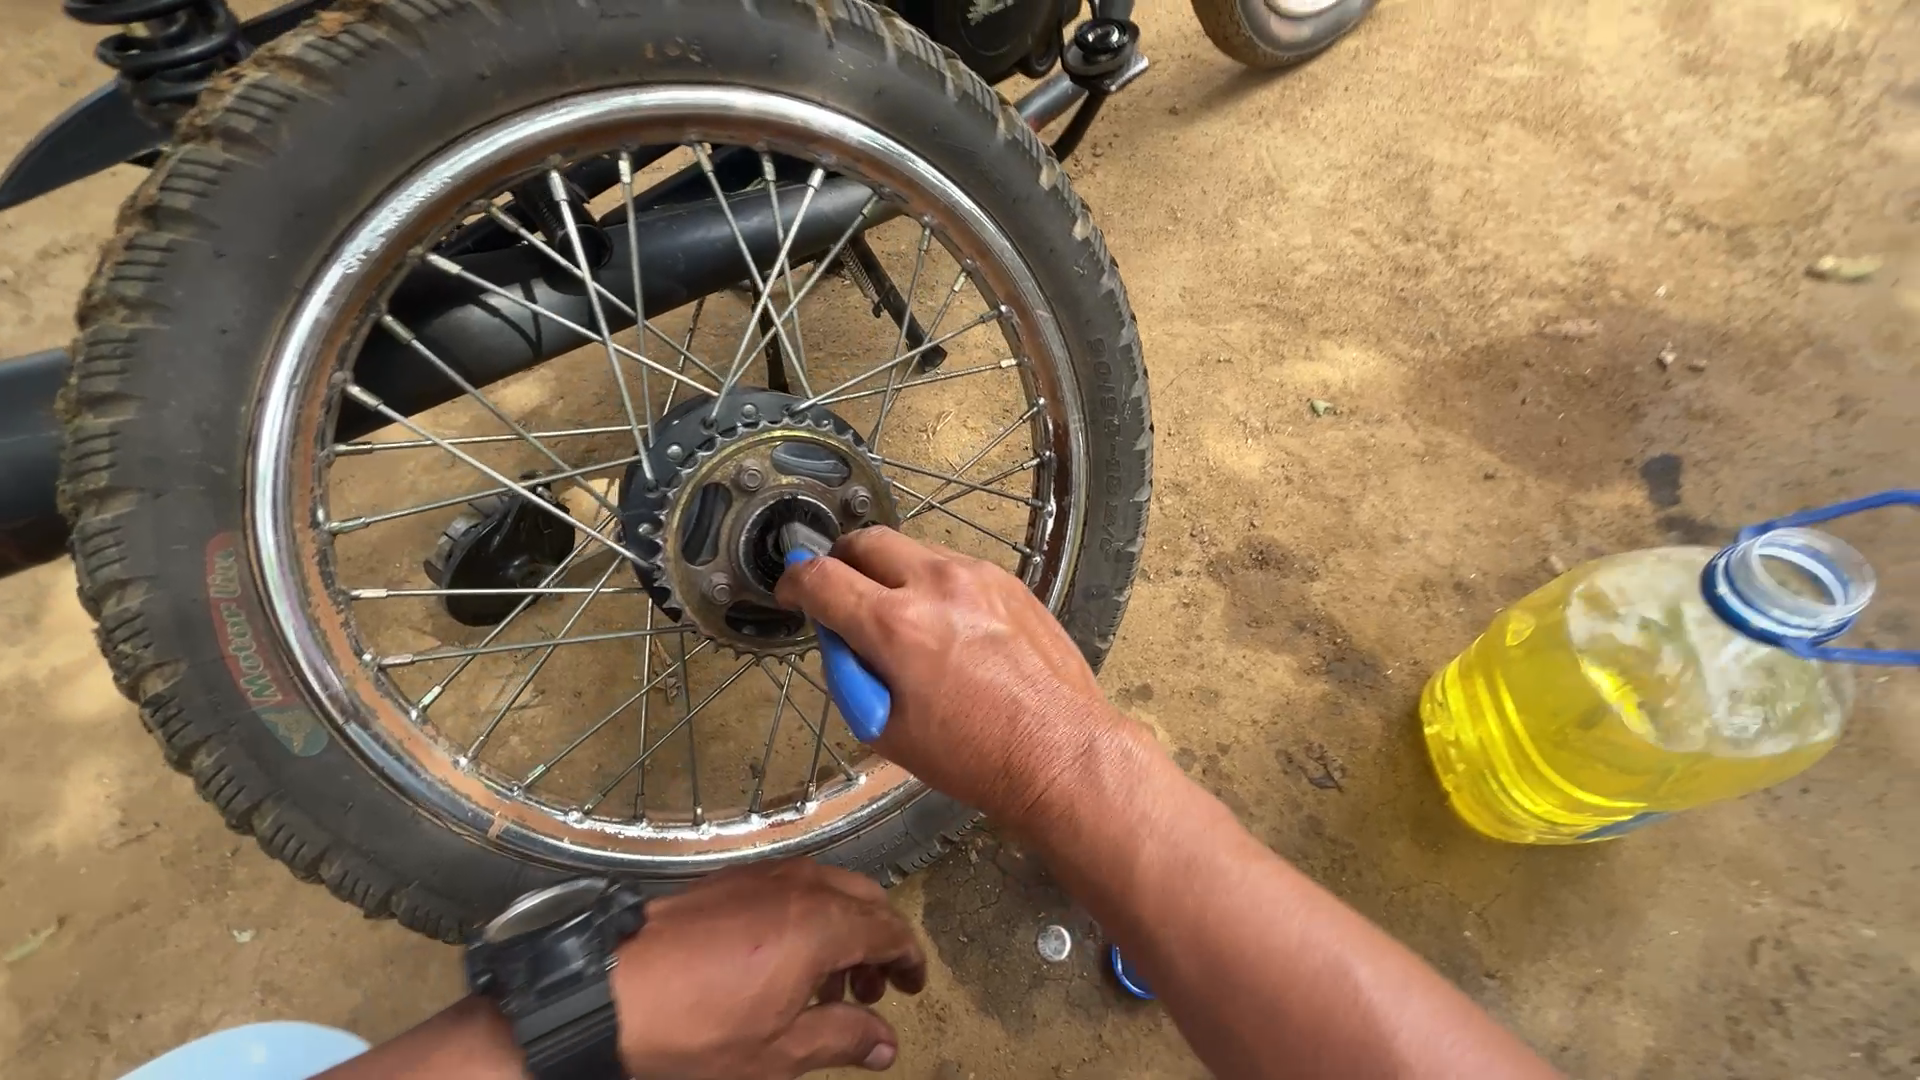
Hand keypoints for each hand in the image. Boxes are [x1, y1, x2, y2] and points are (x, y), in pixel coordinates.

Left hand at [611, 860, 925, 1078]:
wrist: (611, 990)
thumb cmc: (700, 1031)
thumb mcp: (777, 1053)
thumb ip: (843, 1038)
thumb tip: (889, 1043)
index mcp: (824, 923)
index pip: (889, 928)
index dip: (909, 958)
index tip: (913, 987)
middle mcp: (805, 884)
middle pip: (866, 900)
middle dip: (879, 941)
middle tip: (871, 991)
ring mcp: (769, 873)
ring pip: (832, 888)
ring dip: (846, 926)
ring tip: (829, 981)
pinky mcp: (738, 875)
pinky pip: (796, 884)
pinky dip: (813, 913)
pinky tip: (788, 956)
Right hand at [774, 527, 1122, 821]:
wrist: (1061, 751)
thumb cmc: (974, 756)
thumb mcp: (887, 728)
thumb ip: (854, 671)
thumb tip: (843, 636)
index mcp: (896, 625)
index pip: (821, 578)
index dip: (794, 582)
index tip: (791, 591)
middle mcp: (936, 584)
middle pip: (866, 541)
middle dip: (841, 562)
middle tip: (841, 594)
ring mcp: (978, 576)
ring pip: (913, 550)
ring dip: (891, 573)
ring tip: (901, 618)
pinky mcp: (1010, 581)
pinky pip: (954, 565)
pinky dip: (934, 583)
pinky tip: (948, 623)